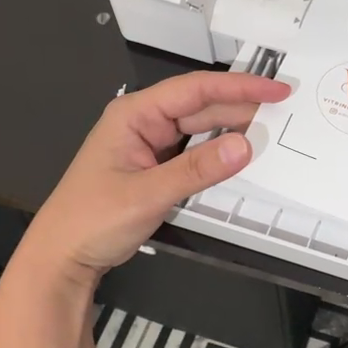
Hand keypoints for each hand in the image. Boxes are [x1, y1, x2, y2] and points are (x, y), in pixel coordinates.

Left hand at [9, 72, 290, 295]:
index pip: (195, 90)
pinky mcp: (155, 168)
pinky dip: (219, 153)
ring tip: (274, 129)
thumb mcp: (148, 194)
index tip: (276, 91)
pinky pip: (194, 152)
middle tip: (286, 112)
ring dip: (233, 129)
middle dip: (242, 107)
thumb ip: (198, 169)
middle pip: (201, 107)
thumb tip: (246, 146)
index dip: (239, 88)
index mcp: (135, 114)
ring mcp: (150, 145)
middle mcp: (144, 122)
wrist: (62, 258)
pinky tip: (242, 155)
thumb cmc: (93, 220)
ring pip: (200, 129)